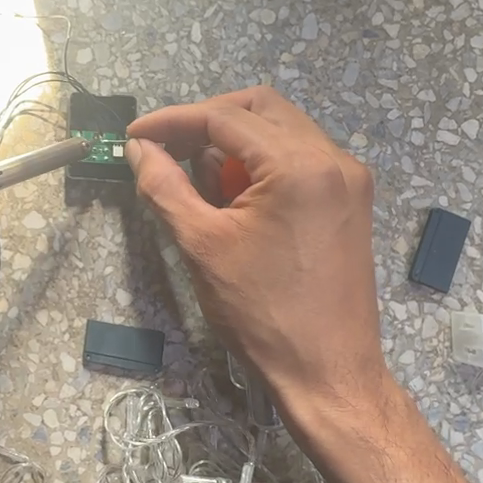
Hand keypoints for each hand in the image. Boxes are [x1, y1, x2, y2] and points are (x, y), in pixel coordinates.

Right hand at [125, 88, 386, 416]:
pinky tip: (232, 195)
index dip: (172, 121)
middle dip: (205, 121)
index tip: (133, 137)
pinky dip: (259, 163)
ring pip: (280, 130)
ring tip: (195, 177)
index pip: (224, 117)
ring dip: (232, 142)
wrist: (327, 373)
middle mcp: (333, 159)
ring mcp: (348, 180)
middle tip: (165, 147)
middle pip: (259, 108)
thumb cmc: (260, 311)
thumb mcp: (201, 244)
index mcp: (299, 165)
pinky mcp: (349, 201)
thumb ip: (164, 185)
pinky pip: (298, 157)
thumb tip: (139, 149)